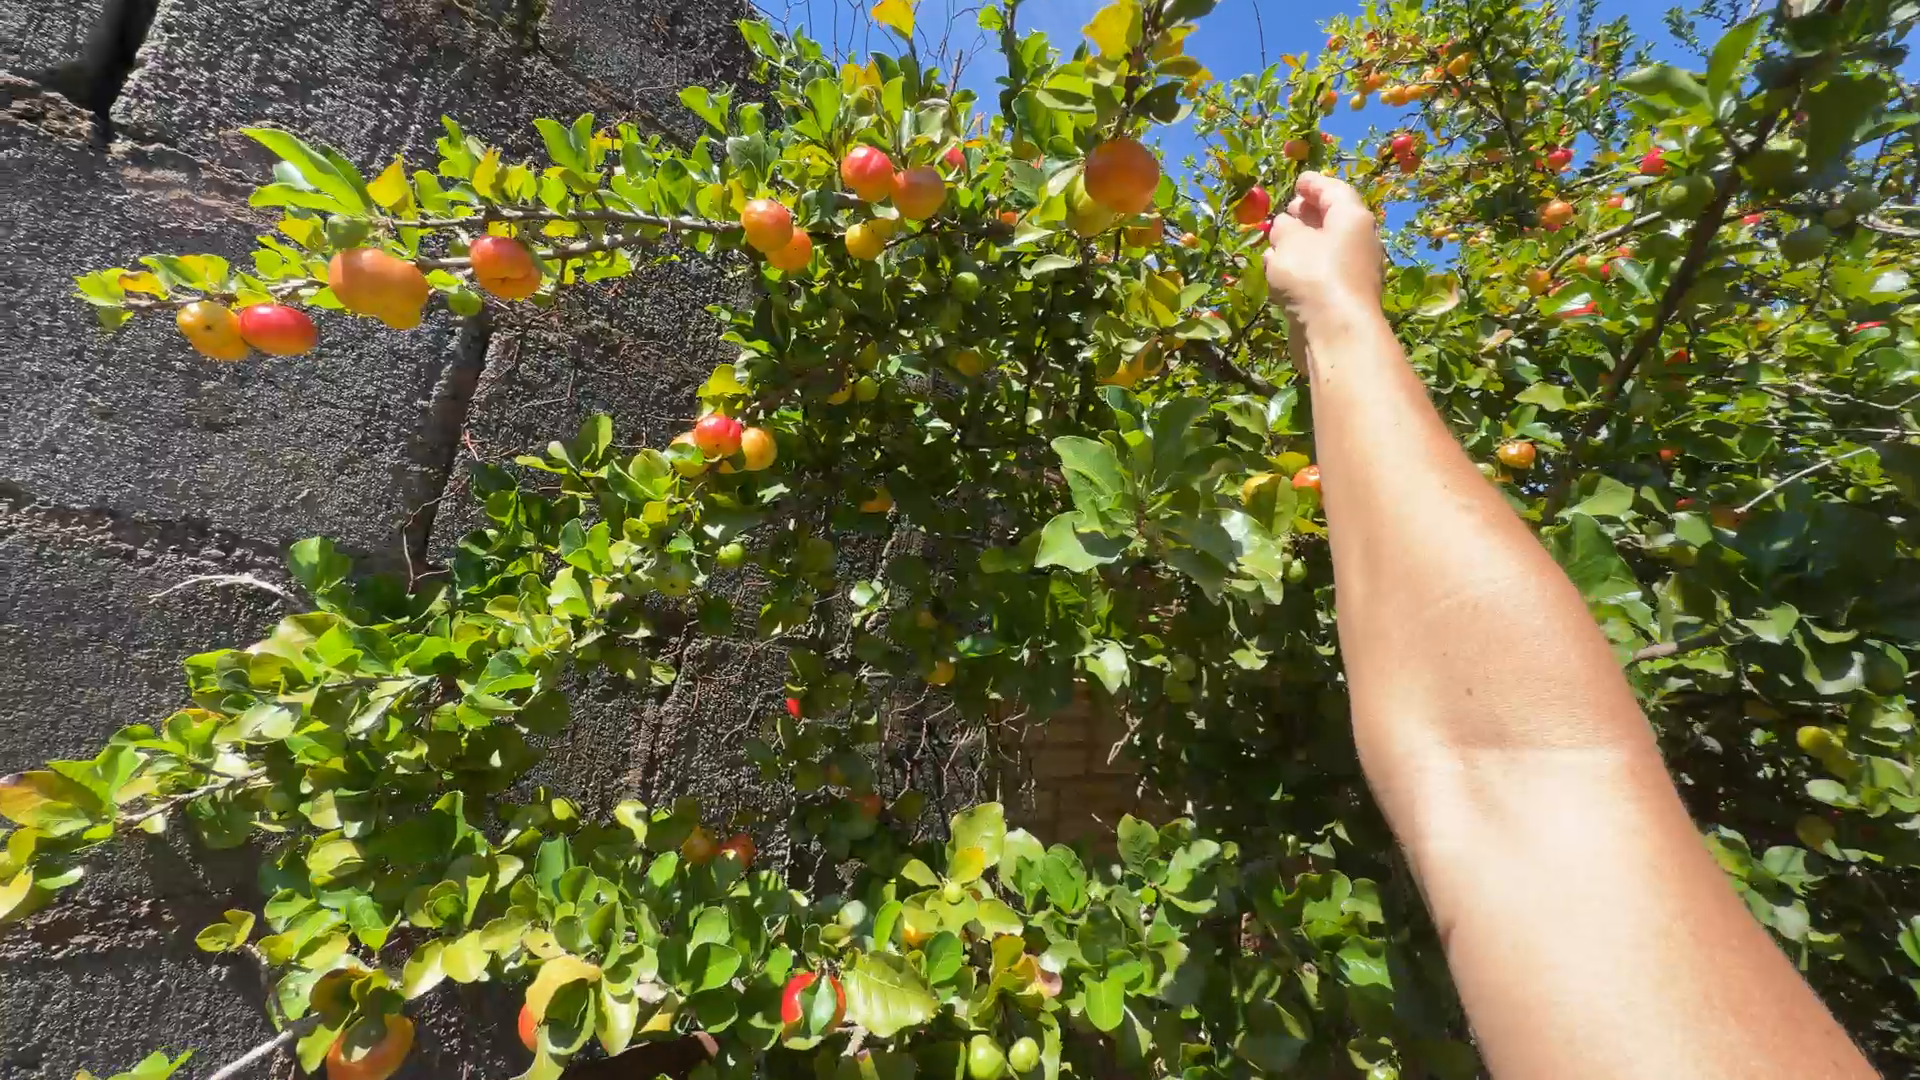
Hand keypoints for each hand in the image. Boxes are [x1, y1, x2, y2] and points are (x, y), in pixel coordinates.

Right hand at [1263, 171, 1384, 330]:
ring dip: (1302, 243)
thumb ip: (1284, 228)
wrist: (1335, 329)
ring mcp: (1351, 271)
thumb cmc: (1313, 276)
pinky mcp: (1340, 297)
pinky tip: (1282, 271)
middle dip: (1309, 214)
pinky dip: (1302, 266)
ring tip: (1279, 242)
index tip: (1299, 180)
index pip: (1333, 191)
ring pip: (1324, 248)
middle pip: (1332, 220)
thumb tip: (1285, 223)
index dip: (1314, 184)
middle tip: (1290, 210)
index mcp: (1352, 217)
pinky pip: (1319, 273)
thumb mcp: (1289, 243)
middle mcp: (1358, 240)